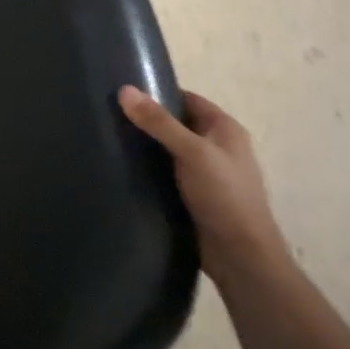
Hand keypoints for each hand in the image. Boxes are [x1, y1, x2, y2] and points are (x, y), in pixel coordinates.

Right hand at [119, 85, 287, 278]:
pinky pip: (165, 174)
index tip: (123, 91)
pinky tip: (123, 169)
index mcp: (224, 129)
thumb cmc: (225, 197)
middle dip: (146, 120)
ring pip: (168, 150)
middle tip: (109, 114)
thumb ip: (159, 122)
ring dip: (145, 147)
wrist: (241, 257)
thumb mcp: (193, 152)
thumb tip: (124, 90)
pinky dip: (148, 170)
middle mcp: (216, 147)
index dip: (157, 92)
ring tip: (108, 138)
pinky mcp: (193, 196)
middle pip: (175, 124)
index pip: (186, 99)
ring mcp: (205, 173)